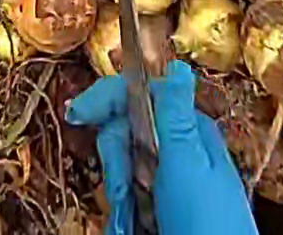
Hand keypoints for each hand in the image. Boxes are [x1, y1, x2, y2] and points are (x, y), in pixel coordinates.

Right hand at [65, 61, 256, 234]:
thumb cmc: (205, 223)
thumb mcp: (188, 163)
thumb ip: (175, 113)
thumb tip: (176, 64)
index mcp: (188, 130)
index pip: (141, 94)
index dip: (108, 99)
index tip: (77, 112)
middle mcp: (177, 151)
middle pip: (126, 130)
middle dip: (115, 157)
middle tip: (123, 190)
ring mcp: (167, 183)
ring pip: (123, 166)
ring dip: (118, 189)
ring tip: (131, 218)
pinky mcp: (157, 211)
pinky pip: (126, 198)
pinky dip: (121, 213)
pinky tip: (128, 225)